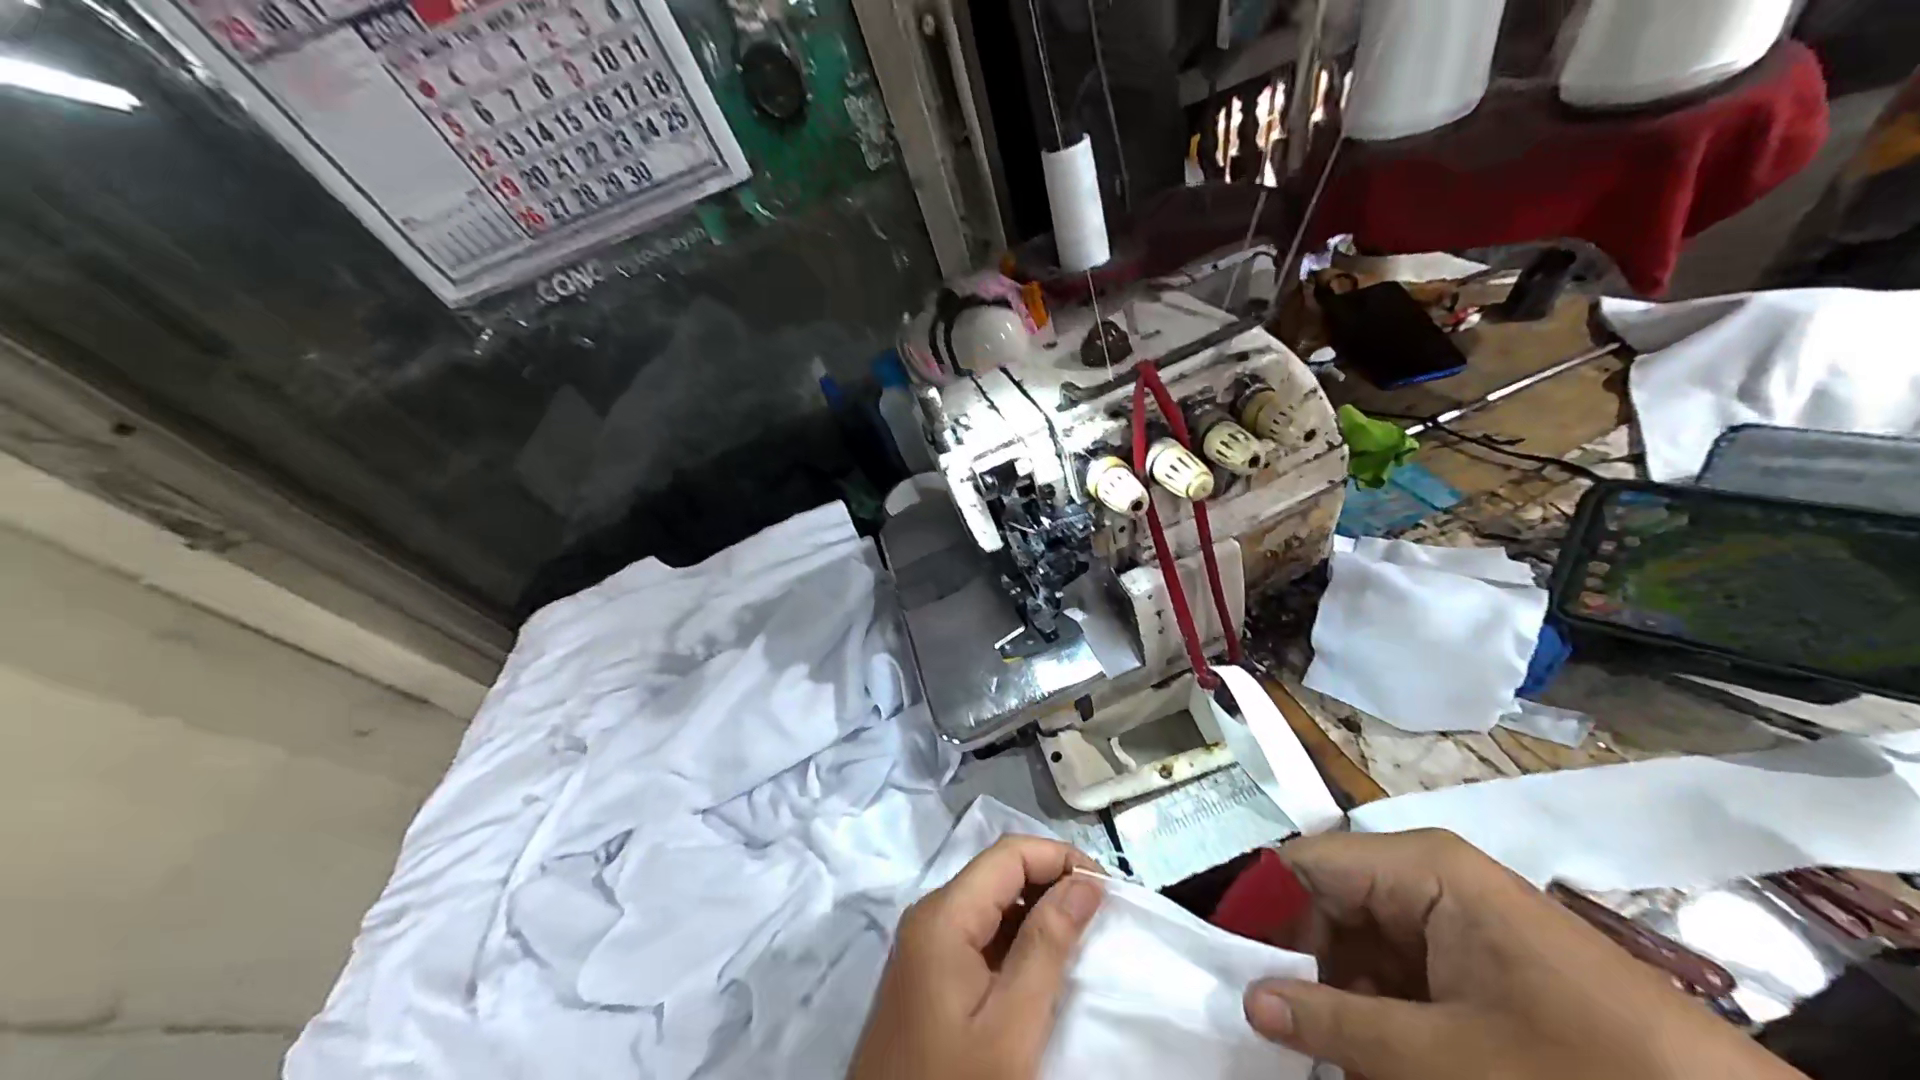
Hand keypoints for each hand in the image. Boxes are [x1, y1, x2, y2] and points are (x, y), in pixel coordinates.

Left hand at [848, 836, 1103, 1079]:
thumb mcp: (1013, 1022)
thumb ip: (1048, 944)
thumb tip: (1085, 882)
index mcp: (944, 914)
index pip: (1010, 853)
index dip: (1061, 858)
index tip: (1108, 889)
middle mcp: (930, 913)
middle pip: (999, 870)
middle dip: (1052, 880)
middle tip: (1101, 913)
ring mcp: (926, 940)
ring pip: (991, 899)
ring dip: (1037, 908)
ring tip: (1082, 934)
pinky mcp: (929, 967)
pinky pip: (979, 929)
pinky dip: (1016, 935)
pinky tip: (1045, 960)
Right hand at [1244, 830, 1805, 1079]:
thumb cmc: (1582, 1071)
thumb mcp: (1445, 1057)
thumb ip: (1336, 1022)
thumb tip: (1247, 998)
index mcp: (1418, 866)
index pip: (1304, 864)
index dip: (1263, 912)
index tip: (1232, 970)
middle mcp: (1426, 875)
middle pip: (1327, 905)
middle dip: (1306, 968)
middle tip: (1287, 1032)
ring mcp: (1451, 915)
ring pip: (1358, 943)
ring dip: (1342, 999)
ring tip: (1337, 1055)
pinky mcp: (1472, 955)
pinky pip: (1398, 970)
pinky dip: (1379, 1013)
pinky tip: (1380, 1059)